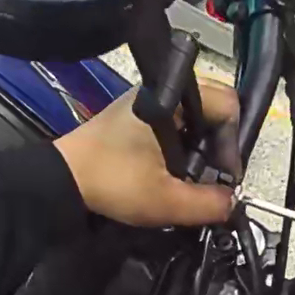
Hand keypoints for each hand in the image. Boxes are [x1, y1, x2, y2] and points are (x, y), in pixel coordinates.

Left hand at [53, 81, 238, 227]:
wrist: (61, 181)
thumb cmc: (113, 183)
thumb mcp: (167, 202)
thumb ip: (209, 204)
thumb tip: (232, 203)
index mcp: (171, 99)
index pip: (228, 105)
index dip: (233, 143)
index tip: (223, 174)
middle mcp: (160, 91)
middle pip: (213, 107)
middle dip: (219, 143)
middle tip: (214, 174)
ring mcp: (145, 101)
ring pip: (194, 116)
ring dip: (201, 146)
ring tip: (195, 177)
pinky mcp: (134, 115)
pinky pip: (174, 122)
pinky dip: (183, 144)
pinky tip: (175, 170)